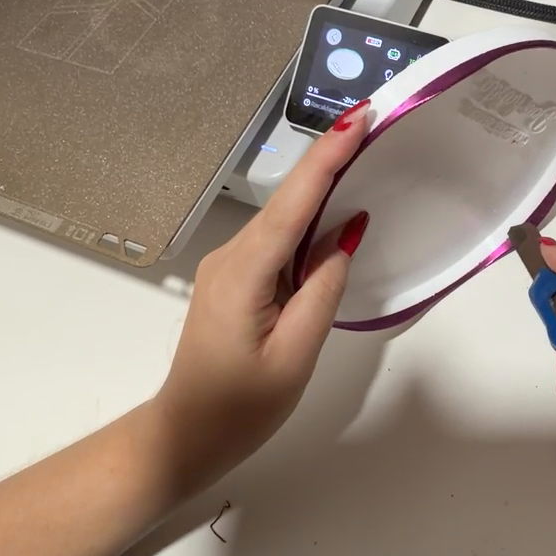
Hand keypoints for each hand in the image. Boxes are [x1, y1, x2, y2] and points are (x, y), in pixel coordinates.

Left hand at [153, 102, 373, 499]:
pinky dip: (308, 220)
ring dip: (322, 188)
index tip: (359, 116)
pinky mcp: (235, 277)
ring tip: (364, 159)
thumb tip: (345, 232)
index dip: (329, 154)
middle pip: (288, 198)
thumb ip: (324, 286)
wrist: (182, 438)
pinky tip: (333, 213)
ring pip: (283, 217)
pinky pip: (278, 239)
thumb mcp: (297, 353)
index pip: (295, 200)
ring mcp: (230, 264)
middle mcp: (233, 254)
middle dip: (330, 159)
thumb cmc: (240, 406)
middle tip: (372, 127)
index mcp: (246, 269)